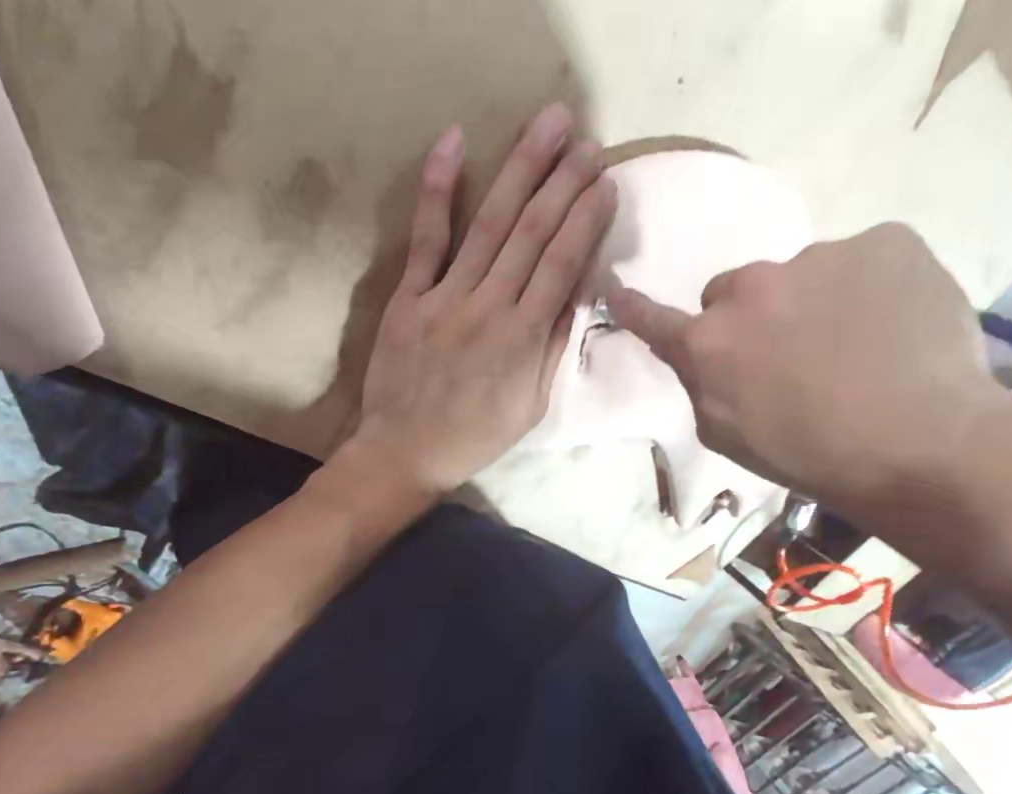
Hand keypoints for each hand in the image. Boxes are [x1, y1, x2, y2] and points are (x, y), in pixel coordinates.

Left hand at [344, 104, 617, 495]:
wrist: (406, 451)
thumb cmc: (476, 436)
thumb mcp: (532, 405)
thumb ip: (553, 348)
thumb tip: (577, 294)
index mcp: (524, 338)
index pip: (563, 265)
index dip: (586, 220)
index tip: (605, 182)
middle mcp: (490, 307)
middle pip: (533, 233)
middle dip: (564, 182)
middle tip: (586, 139)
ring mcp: (446, 296)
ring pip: (490, 224)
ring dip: (522, 170)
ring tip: (547, 125)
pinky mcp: (409, 294)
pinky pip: (426, 236)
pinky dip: (437, 189)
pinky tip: (454, 143)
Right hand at [604, 223, 1011, 509]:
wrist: (922, 444)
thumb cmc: (814, 457)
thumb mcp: (732, 439)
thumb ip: (704, 388)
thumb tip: (704, 360)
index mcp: (711, 343)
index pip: (657, 320)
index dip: (635, 310)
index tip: (617, 292)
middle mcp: (753, 288)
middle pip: (737, 292)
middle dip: (753, 318)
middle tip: (794, 357)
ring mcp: (821, 255)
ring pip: (805, 275)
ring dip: (818, 302)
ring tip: (862, 350)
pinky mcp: (885, 240)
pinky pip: (866, 259)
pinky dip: (876, 287)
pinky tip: (898, 327)